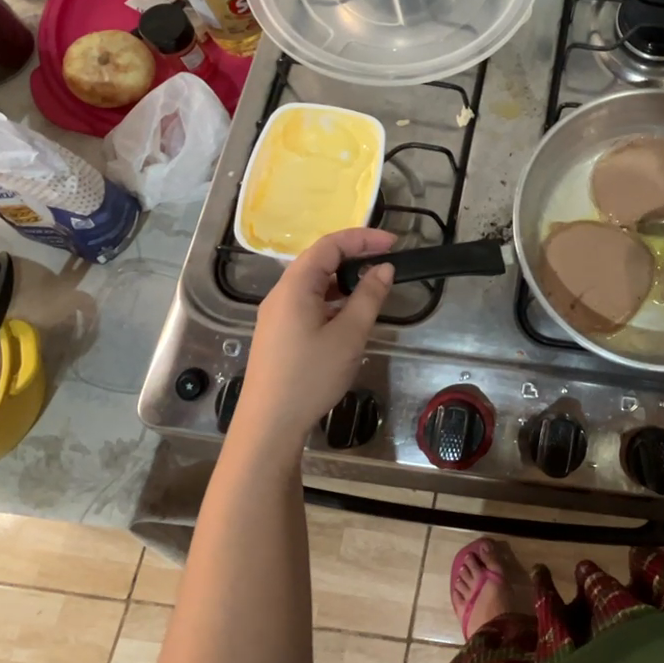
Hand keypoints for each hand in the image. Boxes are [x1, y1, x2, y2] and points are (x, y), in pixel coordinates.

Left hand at [234, 229, 394, 443]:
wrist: (269, 423)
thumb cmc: (311, 375)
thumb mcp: (349, 335)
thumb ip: (369, 297)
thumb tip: (384, 269)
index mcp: (295, 286)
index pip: (329, 245)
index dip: (362, 239)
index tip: (393, 243)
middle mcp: (281, 294)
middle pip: (319, 260)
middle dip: (354, 255)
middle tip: (387, 262)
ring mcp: (277, 315)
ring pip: (314, 283)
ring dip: (344, 279)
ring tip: (374, 287)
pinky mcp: (279, 333)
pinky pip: (308, 302)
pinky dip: (333, 299)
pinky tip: (350, 315)